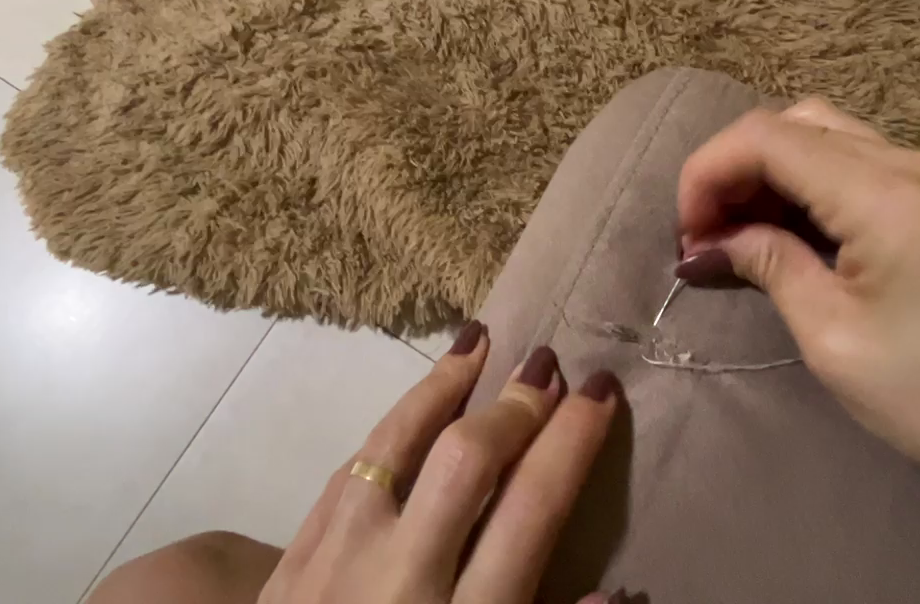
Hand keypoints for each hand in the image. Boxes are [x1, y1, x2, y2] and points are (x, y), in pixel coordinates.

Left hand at [258, 324, 621, 603]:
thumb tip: (620, 594)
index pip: (531, 514)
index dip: (571, 443)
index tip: (601, 390)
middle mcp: (403, 580)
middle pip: (466, 464)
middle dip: (516, 406)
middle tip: (551, 363)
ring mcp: (341, 557)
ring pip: (398, 442)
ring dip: (447, 386)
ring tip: (482, 341)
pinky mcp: (299, 549)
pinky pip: (355, 463)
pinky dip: (395, 421)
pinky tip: (421, 398)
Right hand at [675, 101, 919, 603]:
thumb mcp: (834, 340)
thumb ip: (770, 264)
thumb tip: (714, 239)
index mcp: (890, 197)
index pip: (768, 139)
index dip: (708, 171)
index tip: (687, 232)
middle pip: (795, 122)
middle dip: (735, 167)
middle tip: (709, 232)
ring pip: (829, 132)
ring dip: (772, 169)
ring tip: (744, 229)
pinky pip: (864, 159)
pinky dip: (813, 179)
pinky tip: (798, 227)